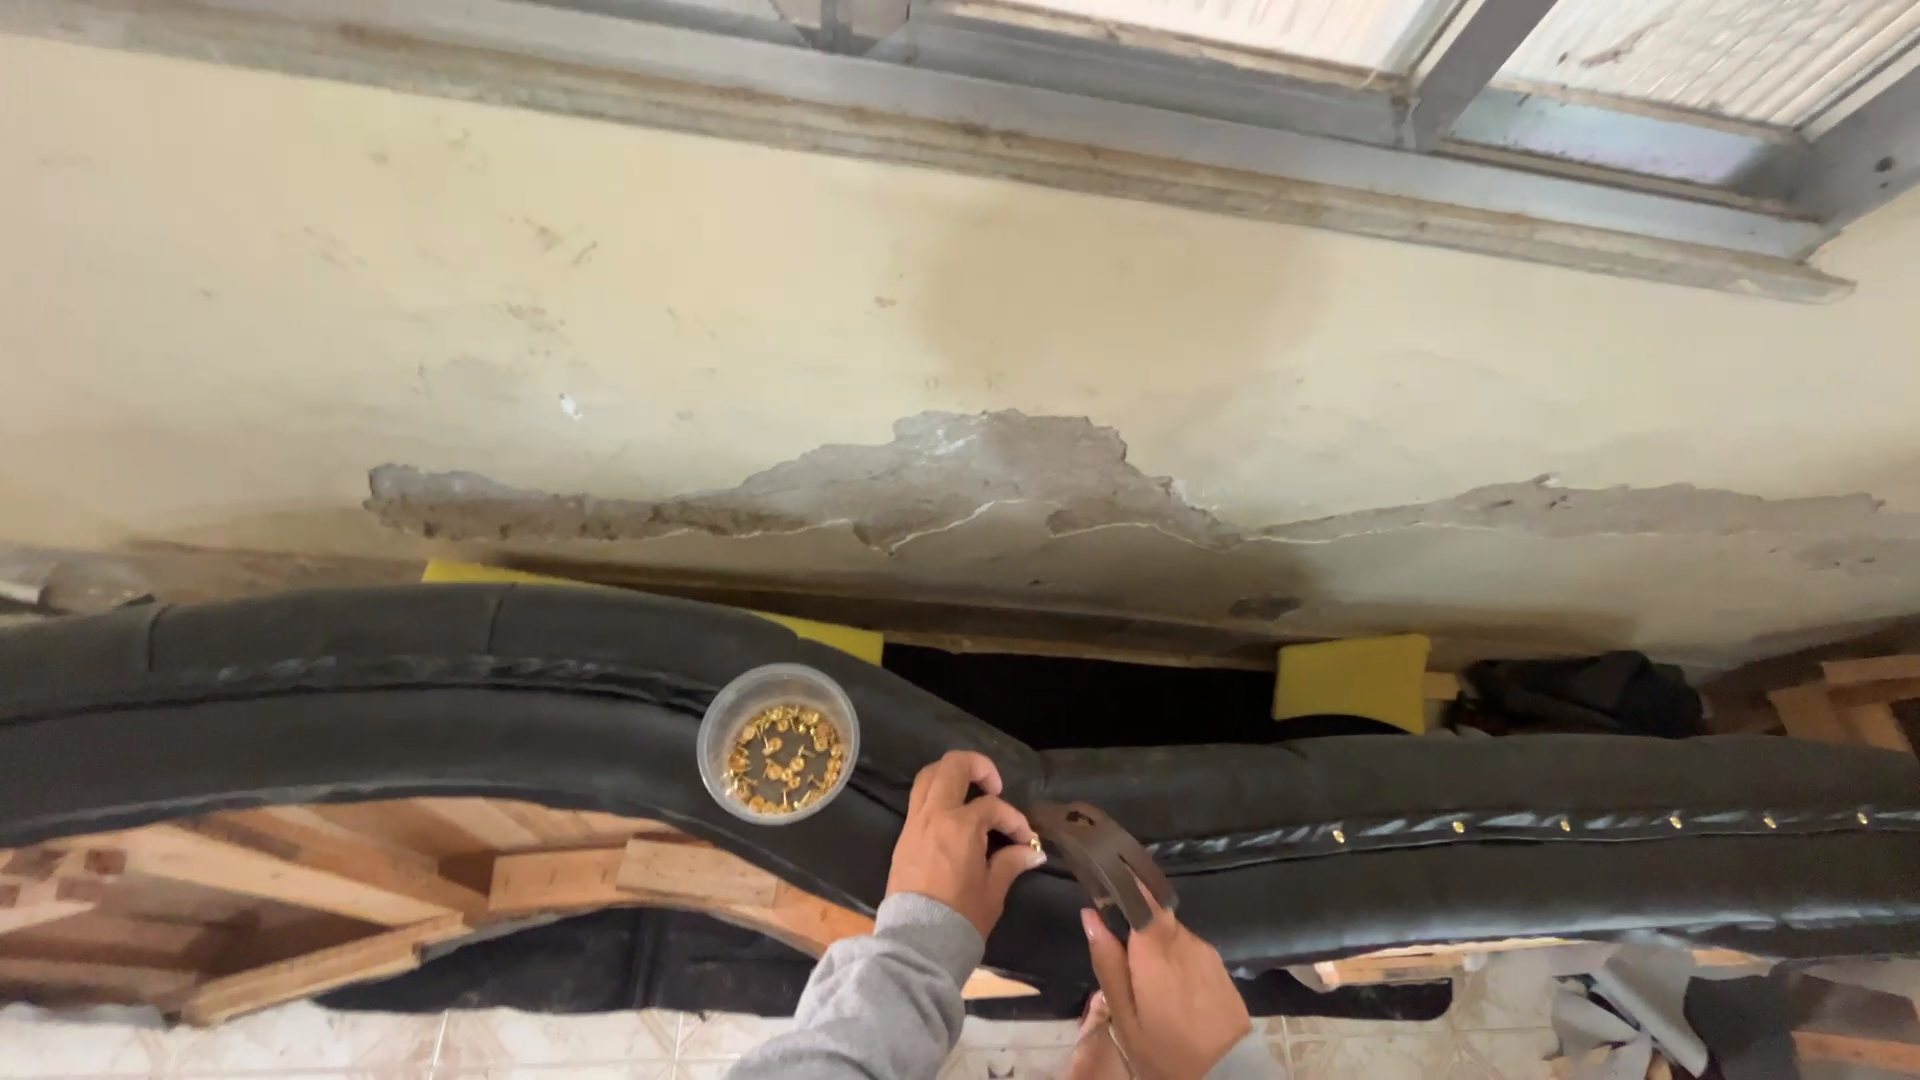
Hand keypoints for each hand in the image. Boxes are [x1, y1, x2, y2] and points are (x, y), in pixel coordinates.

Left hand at [886, 750, 1044, 938]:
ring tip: (971, 790)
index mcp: (960, 826)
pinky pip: (919, 799)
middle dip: (979, 767)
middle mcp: (934, 815)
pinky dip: (937, 795)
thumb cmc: (961, 917)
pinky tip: (953, 815)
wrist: (917, 945)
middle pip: (952, 766)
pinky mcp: (903, 836)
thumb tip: (1032, 851)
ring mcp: (915, 822)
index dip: (1014, 820)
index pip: (993, 807)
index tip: (1025, 841)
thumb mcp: (993, 891)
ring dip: (951, 774)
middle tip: (994, 786)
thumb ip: (1010, 862)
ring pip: (928, 775)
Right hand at [1082, 888, 1250, 1079]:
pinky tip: (1172, 991)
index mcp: (1155, 950)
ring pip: (1170, 931)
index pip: (1139, 894)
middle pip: (1152, 912)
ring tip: (1147, 984)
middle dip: (1135, 925)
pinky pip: (1188, 948)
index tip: (1104, 893)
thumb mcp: (1126, 1019)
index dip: (1122, 887)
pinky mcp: (1219, 965)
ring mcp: (1205, 951)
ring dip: (1155, 945)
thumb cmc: (1168, 1055)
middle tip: (1123, 960)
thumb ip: (1108, 963)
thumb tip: (1090, 915)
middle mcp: (1183, 940)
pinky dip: (1175, 959)